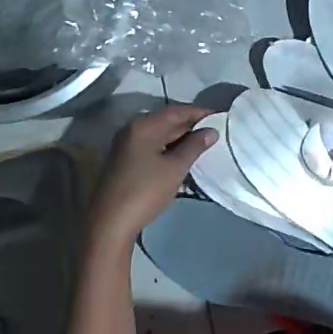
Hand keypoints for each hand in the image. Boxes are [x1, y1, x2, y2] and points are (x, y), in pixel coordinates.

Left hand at [86, 103, 216, 251]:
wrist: (111, 222)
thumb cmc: (145, 191)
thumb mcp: (175, 168)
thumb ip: (194, 146)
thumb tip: (211, 131)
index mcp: (143, 126)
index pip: (176, 111)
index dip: (200, 112)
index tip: (221, 116)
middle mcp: (132, 130)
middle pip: (167, 121)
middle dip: (191, 125)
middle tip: (216, 131)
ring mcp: (127, 146)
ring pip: (160, 136)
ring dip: (182, 139)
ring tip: (205, 145)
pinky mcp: (126, 161)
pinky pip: (153, 147)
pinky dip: (170, 149)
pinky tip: (185, 158)